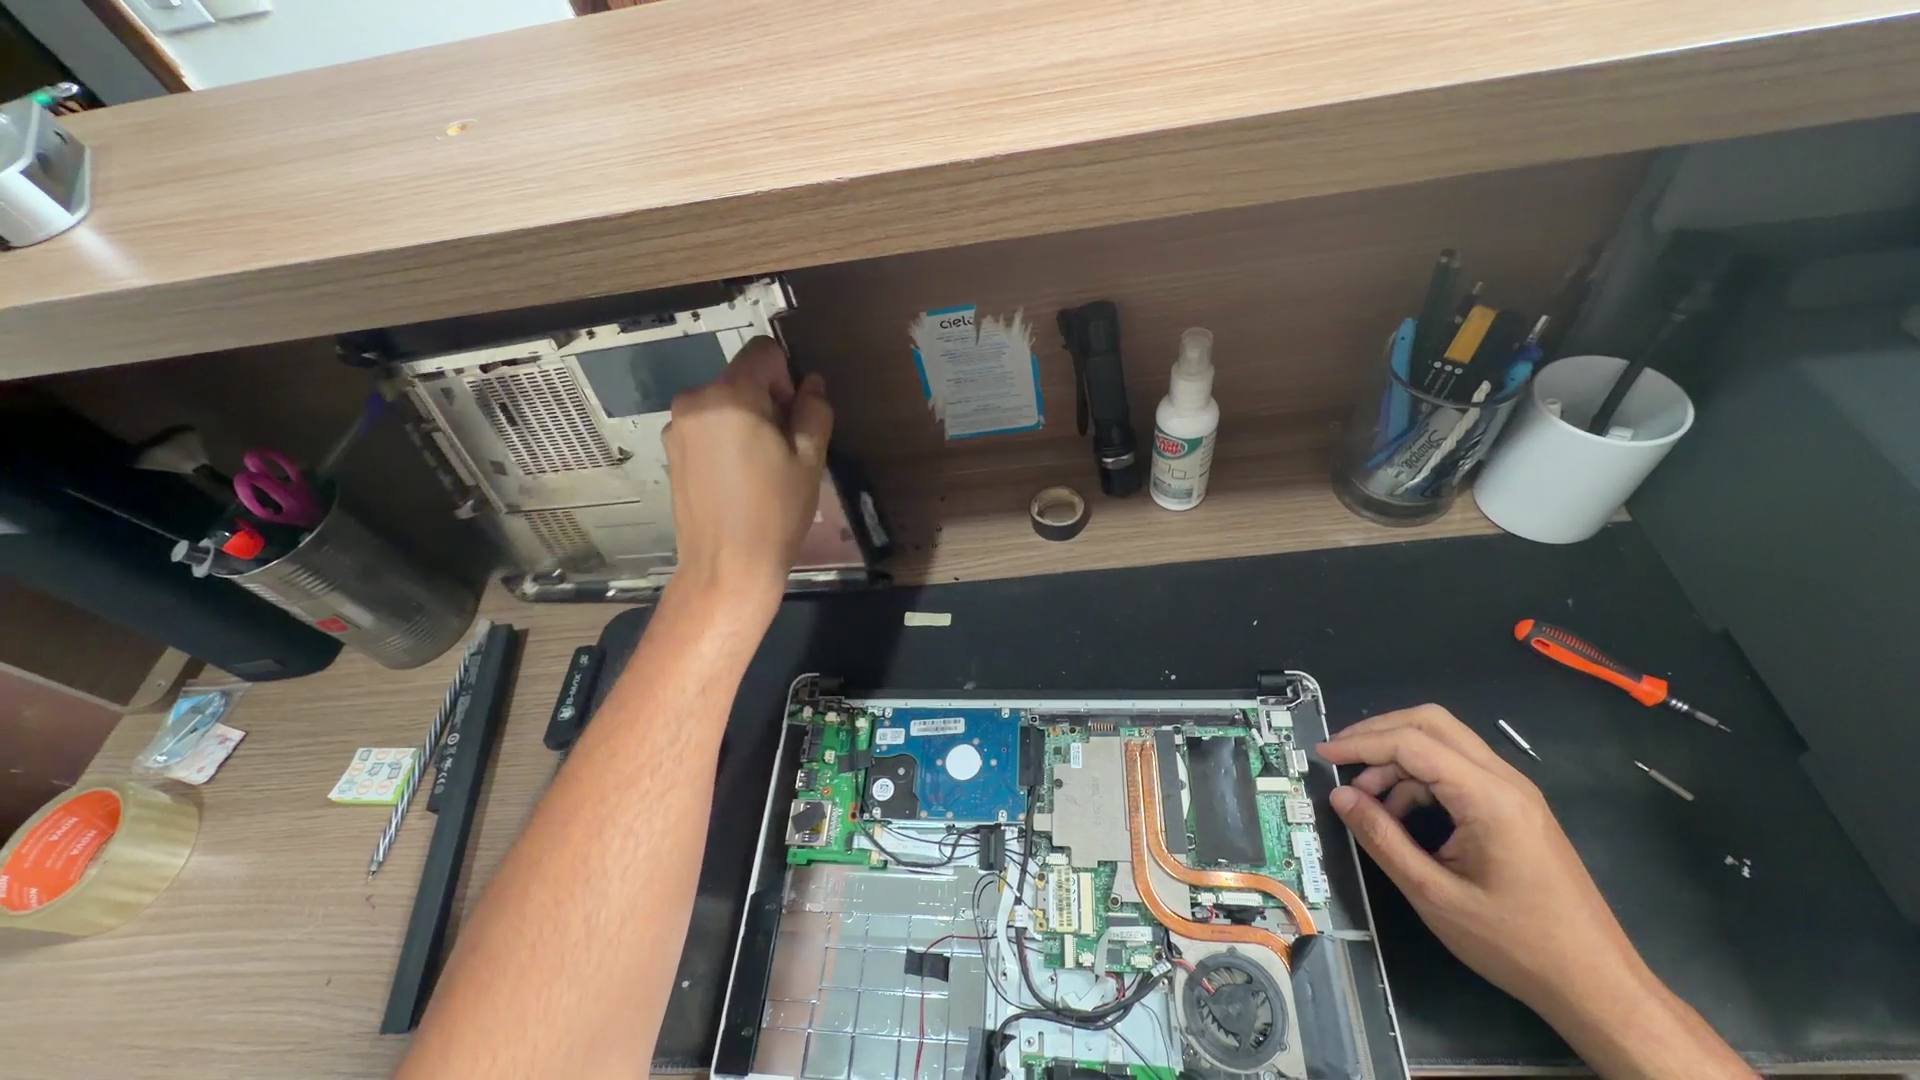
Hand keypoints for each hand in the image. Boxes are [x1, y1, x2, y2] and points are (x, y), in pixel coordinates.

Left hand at [662, 336, 831, 611]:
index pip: (763, 351)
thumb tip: (813, 384)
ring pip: (724, 402)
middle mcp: (695, 401)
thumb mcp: (809, 459)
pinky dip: (726, 439)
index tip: (794, 416)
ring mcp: (677, 427)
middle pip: (742, 377)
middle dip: (768, 401)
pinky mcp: (672, 451)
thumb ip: (814, 411)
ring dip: (747, 421)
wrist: (726, 566)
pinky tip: (738, 479)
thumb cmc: (775, 512)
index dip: (787, 376)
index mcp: (730, 396)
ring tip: (761, 468)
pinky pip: (707, 426)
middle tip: (784, 449)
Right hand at [1316, 706, 1755, 1079]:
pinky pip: (1458, 770)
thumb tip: (1340, 796)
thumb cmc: (1515, 943)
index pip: (1412, 743)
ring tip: (1366, 798)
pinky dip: (1419, 778)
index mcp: (1488, 797)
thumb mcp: (1434, 895)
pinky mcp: (1515, 808)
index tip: (1321, 755)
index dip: (1360, 743)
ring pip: (1445, 743)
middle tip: (1339, 757)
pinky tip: (1399, 815)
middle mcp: (1505, 780)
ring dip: (1398, 758)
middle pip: (1432, 723)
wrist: (1596, 983)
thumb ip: (1382, 839)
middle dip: (1378, 733)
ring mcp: (1514, 793)